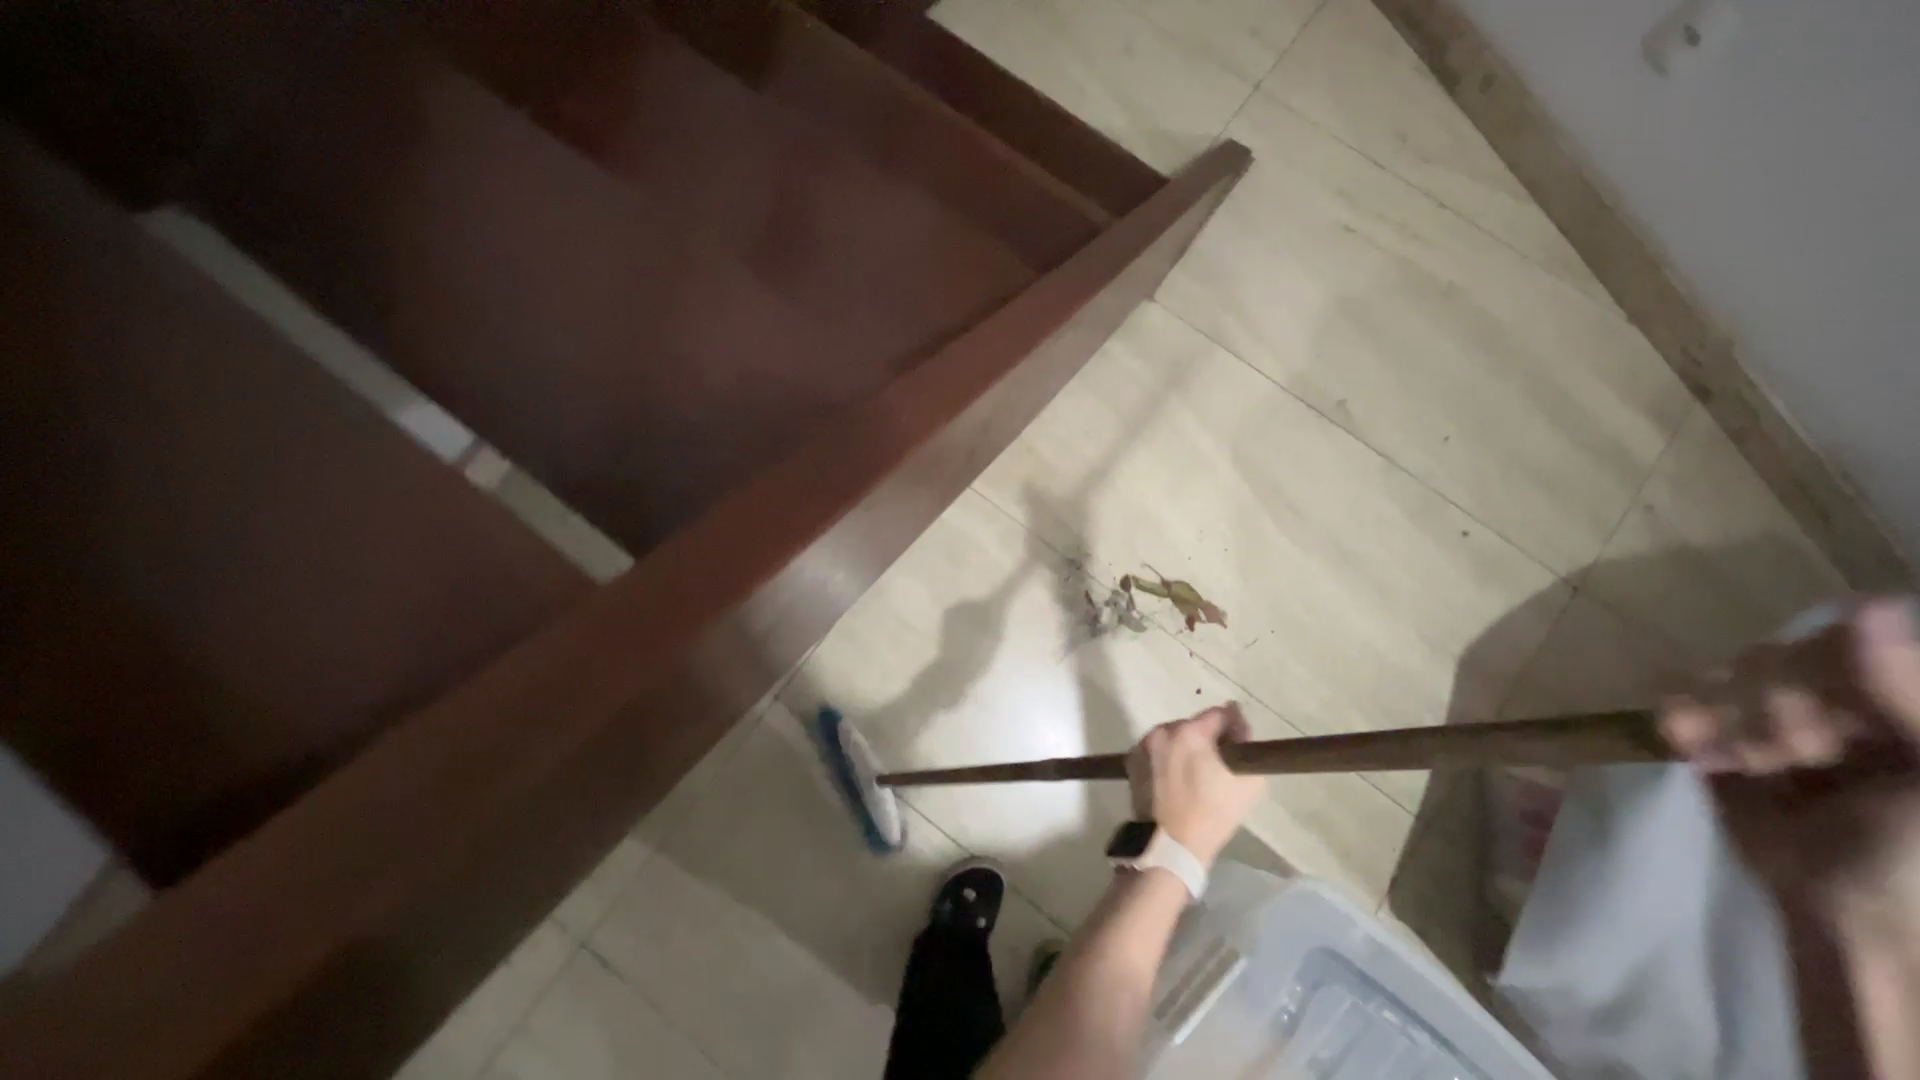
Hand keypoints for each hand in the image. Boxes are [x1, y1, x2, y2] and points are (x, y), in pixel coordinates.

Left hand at [1126, 703, 1264, 867]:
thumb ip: (1247, 748)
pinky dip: (1167, 758)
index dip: (1234, 727)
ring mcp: (1143, 745)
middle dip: (1207, 739)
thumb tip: (1240, 728)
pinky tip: (1175, 780)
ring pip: (1173, 737)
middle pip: (1194, 725)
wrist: (1171, 844)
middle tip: (1216, 764)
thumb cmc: (1213, 814)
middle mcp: (1163, 731)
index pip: (1220, 714)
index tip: (1238, 745)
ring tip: (1194, 774)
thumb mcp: (1248, 782)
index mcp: (1191, 732)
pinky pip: (1157, 750)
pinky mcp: (1131, 761)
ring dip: (1186, 747)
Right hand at [1660, 596, 1919, 914]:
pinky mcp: (1724, 744)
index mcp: (1893, 695)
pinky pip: (1689, 706)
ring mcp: (1777, 720)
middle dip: (1776, 704)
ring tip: (1747, 760)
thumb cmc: (1919, 854)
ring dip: (1730, 717)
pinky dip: (1682, 719)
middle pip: (1780, 657)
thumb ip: (1902, 692)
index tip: (1834, 720)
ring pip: (1729, 678)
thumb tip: (1866, 606)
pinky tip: (1686, 740)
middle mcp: (1839, 697)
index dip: (1828, 666)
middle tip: (1799, 755)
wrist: (1856, 927)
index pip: (1845, 636)